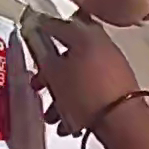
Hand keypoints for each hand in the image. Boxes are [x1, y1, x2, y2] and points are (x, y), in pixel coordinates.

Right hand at [23, 14, 139, 136]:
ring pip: (77, 74)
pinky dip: (77, 101)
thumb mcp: (54, 73)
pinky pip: (90, 88)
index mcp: (84, 34)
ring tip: (52, 115)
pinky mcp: (118, 85)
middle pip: (66, 54)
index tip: (26, 37)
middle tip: (38, 85)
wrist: (121, 120)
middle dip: (49, 73)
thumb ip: (41, 53)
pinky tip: (68, 123)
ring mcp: (112, 64)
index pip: (55, 25)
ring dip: (61, 93)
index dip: (37, 30)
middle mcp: (101, 44)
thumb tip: (34, 35)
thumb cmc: (84, 93)